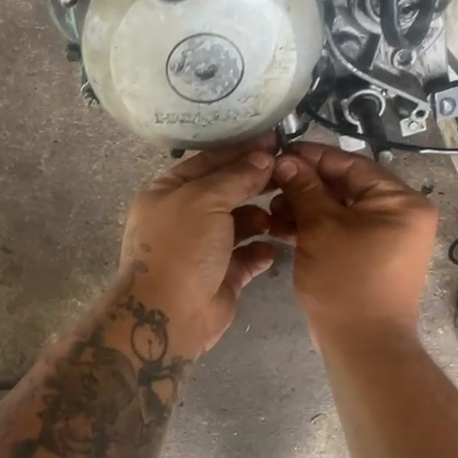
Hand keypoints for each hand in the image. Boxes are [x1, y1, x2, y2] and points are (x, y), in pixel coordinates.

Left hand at [117, 137, 279, 354]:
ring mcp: (204, 248)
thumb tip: (263, 159)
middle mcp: (185, 217)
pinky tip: (274, 247)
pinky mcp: (222, 276)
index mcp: (169, 192)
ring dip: (261, 218)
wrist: (170, 314)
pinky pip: (247, 257)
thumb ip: (236, 177)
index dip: (240, 151)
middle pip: (227, 192)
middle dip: (256, 184)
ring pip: (240, 224)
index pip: (209, 162)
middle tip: (289, 175)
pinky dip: (261, 251)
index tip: (274, 143)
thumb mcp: (205, 200)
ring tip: (281, 215)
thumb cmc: (182, 247)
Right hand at [270, 142, 437, 348]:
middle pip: (346, 187)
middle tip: (270, 182)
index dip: (313, 158)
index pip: (352, 165)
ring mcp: (387, 239)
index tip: (280, 152)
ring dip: (306, 208)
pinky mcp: (371, 258)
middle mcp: (401, 215)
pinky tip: (281, 227)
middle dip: (306, 185)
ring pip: (340, 211)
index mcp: (401, 201)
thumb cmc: (346, 281)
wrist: (363, 345)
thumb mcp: (321, 229)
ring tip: (271, 209)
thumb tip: (286, 160)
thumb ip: (304, 189)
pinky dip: (315, 229)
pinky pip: (342, 232)